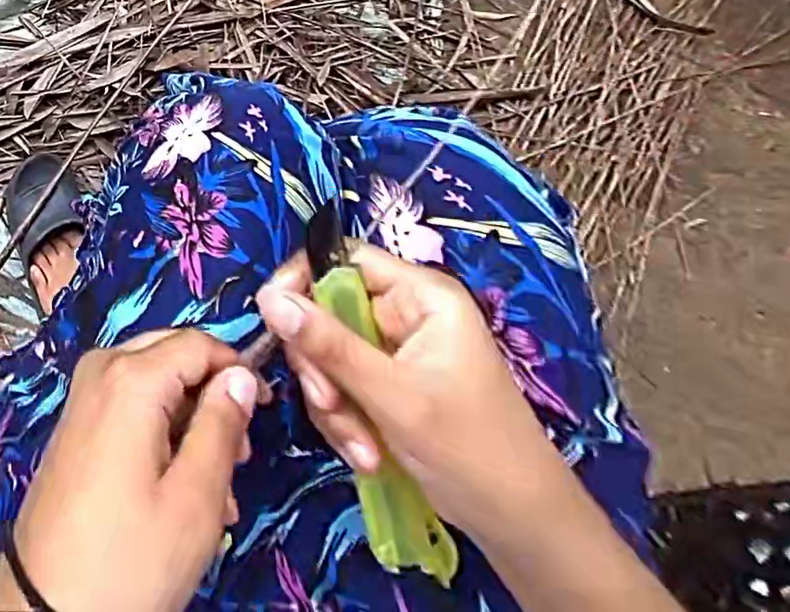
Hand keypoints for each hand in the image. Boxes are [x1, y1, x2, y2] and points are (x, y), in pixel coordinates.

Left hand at [0, 330, 258, 611]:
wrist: (45, 600)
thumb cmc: (128, 556)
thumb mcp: (194, 498)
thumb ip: (222, 426)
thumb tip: (241, 375)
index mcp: (130, 377)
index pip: (198, 343)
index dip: (238, 368)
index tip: (266, 410)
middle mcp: (102, 367)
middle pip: (173, 354)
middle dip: (212, 395)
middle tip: (240, 455)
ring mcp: (85, 390)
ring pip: (155, 379)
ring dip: (191, 420)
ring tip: (216, 488)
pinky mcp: (78, 415)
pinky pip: (130, 399)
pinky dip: (162, 427)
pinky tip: (179, 483)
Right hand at [255, 243, 681, 611]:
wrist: (523, 529)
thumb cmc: (473, 452)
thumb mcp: (393, 395)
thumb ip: (327, 344)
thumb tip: (267, 297)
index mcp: (420, 295)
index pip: (339, 259)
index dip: (301, 280)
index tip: (274, 316)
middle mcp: (402, 312)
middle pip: (323, 310)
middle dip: (320, 365)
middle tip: (329, 403)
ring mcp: (391, 348)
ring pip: (324, 351)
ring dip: (332, 401)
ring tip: (359, 444)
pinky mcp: (383, 380)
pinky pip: (336, 381)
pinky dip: (342, 417)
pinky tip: (365, 451)